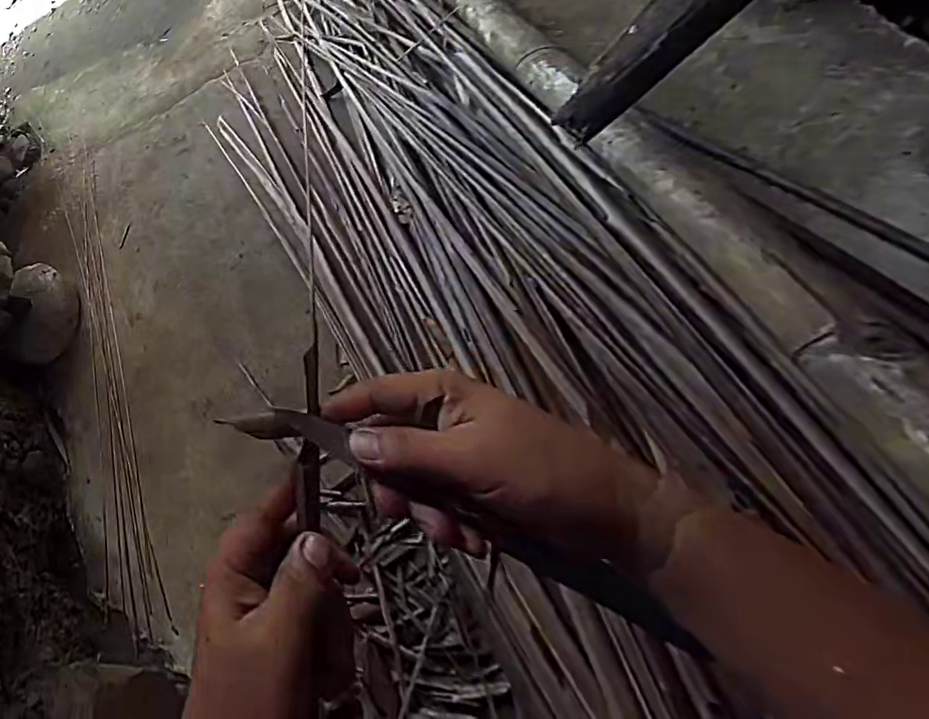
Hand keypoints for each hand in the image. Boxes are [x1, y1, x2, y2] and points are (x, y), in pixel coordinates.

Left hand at [185, 478, 359, 718]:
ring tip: (323, 670)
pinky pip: (323, 628)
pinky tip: (325, 683)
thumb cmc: (247, 704)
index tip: (315, 469)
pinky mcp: (287, 643)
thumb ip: (300, 587)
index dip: (288, 494)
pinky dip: (332, 653)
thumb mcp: (277, 643)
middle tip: (333, 627)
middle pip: (301, 556)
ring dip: (332, 632)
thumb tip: (317, 537)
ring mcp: (269, 615)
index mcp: (232, 572)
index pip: (262, 517)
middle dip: (326, 593)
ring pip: (318, 594)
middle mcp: (249, 585)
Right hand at [323, 369, 701, 571]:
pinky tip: (476, 538)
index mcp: (439, 393)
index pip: (374, 391)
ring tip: (457, 533)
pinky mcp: (469, 485)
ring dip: (426, 512)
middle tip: (403, 513)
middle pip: (386, 445)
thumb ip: (406, 450)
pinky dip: (449, 523)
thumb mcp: (469, 459)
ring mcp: (454, 453)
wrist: (617, 518)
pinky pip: (436, 503)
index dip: (342, 408)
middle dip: (396, 485)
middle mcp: (439, 418)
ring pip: (409, 480)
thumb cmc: (543, 470)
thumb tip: (351, 441)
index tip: (311, 431)